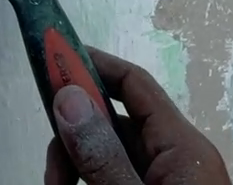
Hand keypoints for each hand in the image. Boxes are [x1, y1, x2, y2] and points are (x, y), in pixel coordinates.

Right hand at [44, 47, 231, 184]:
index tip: (48, 59)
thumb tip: (68, 95)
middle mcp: (177, 156)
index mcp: (184, 146)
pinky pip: (115, 174)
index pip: (133, 81)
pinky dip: (89, 179)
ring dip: (74, 162)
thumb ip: (102, 154)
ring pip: (107, 151)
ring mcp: (168, 180)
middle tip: (50, 167)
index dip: (91, 63)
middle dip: (72, 134)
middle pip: (112, 119)